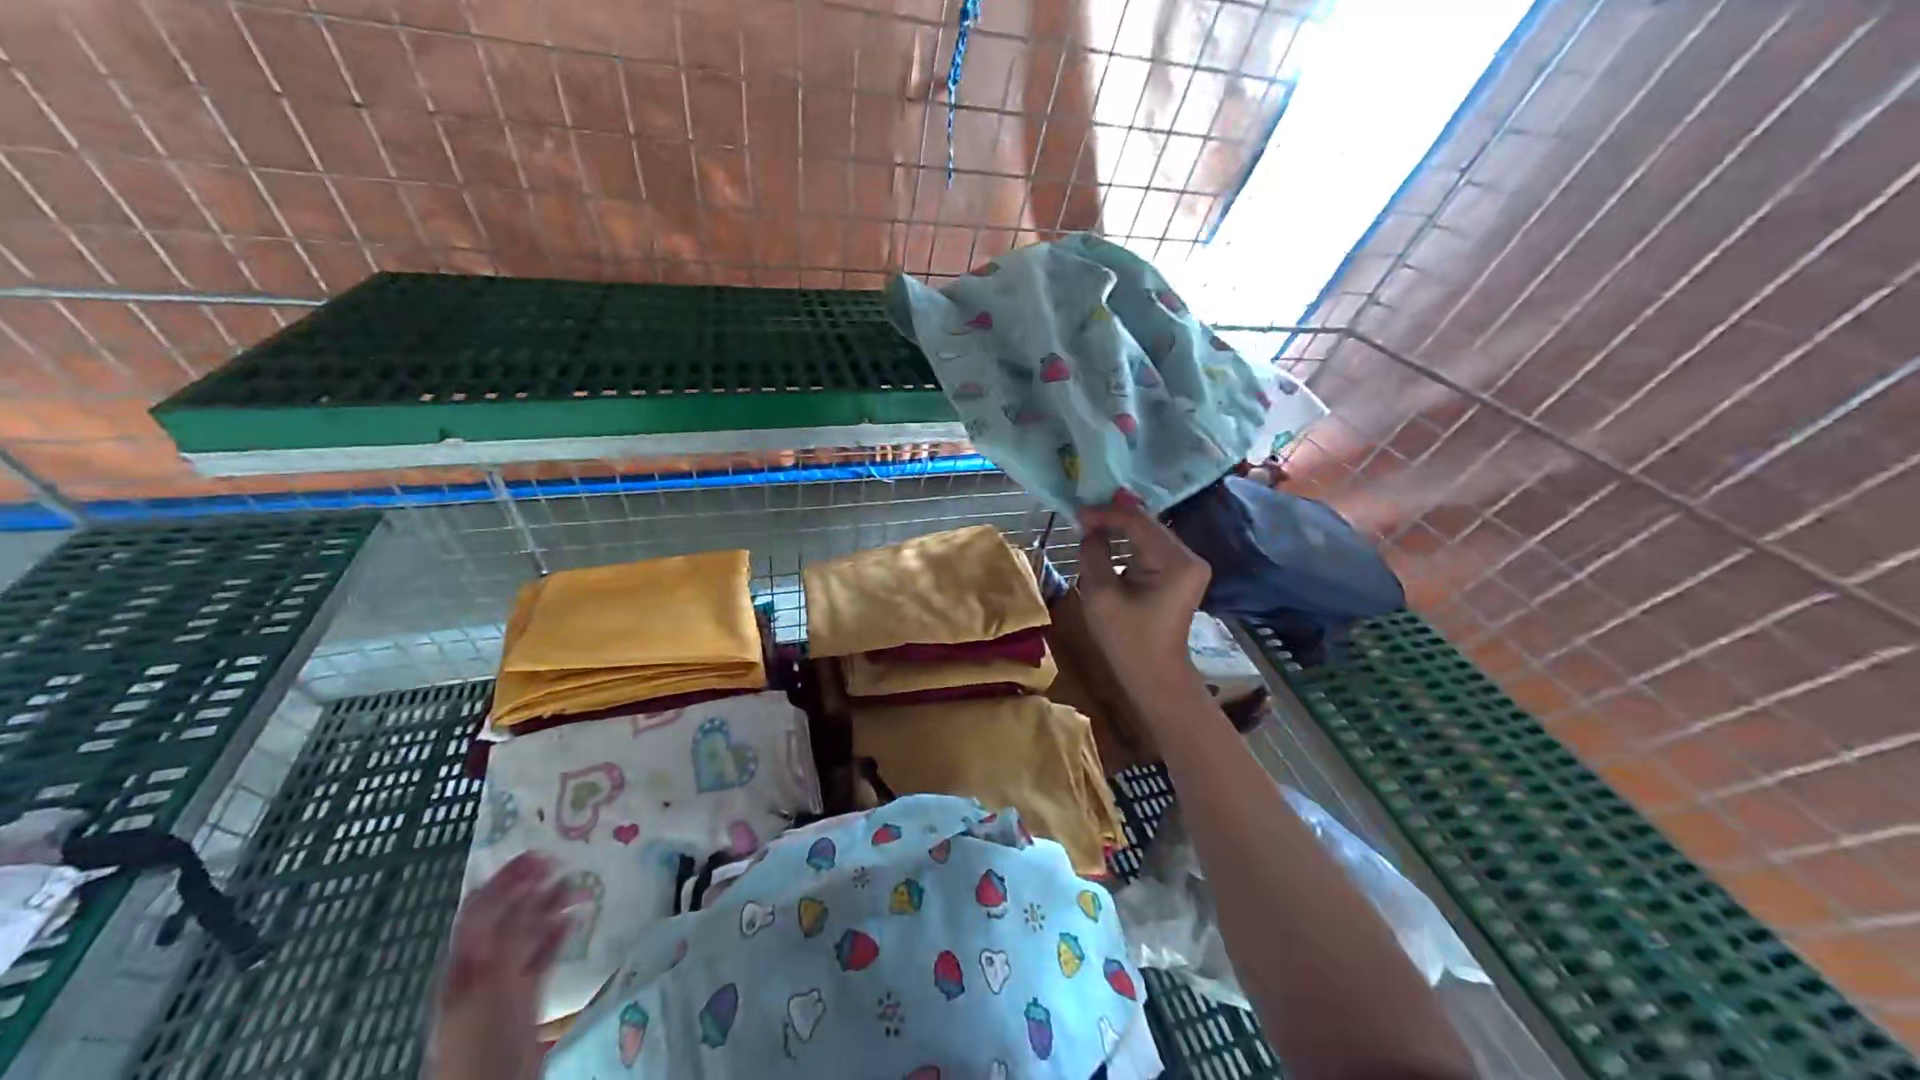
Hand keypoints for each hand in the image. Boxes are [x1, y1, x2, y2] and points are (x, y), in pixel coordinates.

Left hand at [429, 852, 568, 1079]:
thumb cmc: (484, 1038)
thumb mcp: (494, 984)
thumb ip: (510, 938)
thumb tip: (531, 890)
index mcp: (465, 961)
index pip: (481, 908)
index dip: (507, 879)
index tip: (540, 854)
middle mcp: (481, 966)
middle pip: (506, 916)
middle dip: (533, 887)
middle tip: (566, 862)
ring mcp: (503, 982)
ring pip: (527, 933)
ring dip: (551, 906)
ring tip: (580, 886)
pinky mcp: (525, 997)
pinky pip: (542, 956)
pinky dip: (559, 934)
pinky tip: (577, 919)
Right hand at [1075, 503, 1211, 705]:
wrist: (1154, 675)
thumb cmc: (1126, 640)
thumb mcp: (1100, 594)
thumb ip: (1093, 553)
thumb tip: (1089, 529)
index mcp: (1176, 562)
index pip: (1138, 523)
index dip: (1105, 514)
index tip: (1076, 512)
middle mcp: (1190, 556)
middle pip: (1148, 524)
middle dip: (1114, 517)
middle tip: (1081, 513)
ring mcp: (1189, 564)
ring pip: (1150, 533)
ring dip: (1121, 527)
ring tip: (1090, 521)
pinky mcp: (1182, 572)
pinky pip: (1152, 546)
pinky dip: (1130, 540)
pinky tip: (1109, 536)